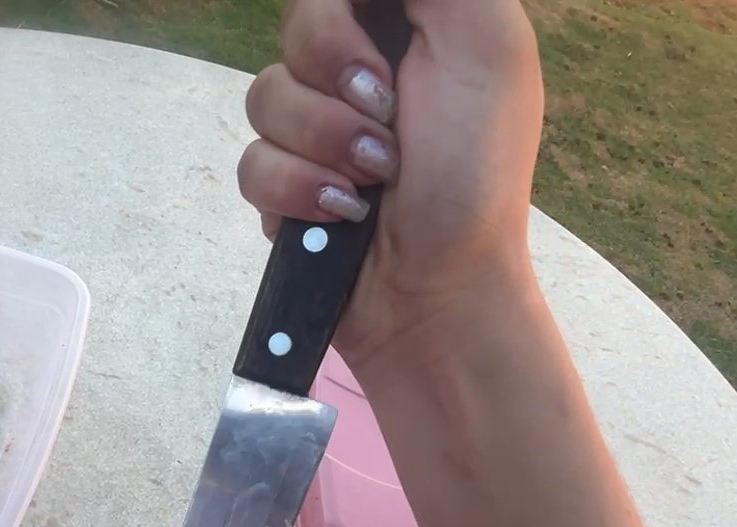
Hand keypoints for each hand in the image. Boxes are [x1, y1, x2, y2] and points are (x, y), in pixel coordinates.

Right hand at [239, 0, 546, 380]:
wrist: (435, 290)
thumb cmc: (473, 172)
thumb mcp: (485, 43)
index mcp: (402, 30)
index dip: (340, 22)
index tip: (380, 67)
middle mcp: (352, 75)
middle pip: (294, 32)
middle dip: (336, 89)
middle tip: (384, 129)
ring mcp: (311, 137)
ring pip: (262, 102)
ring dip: (320, 147)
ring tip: (369, 186)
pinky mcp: (281, 193)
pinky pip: (251, 167)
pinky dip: (294, 193)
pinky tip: (337, 218)